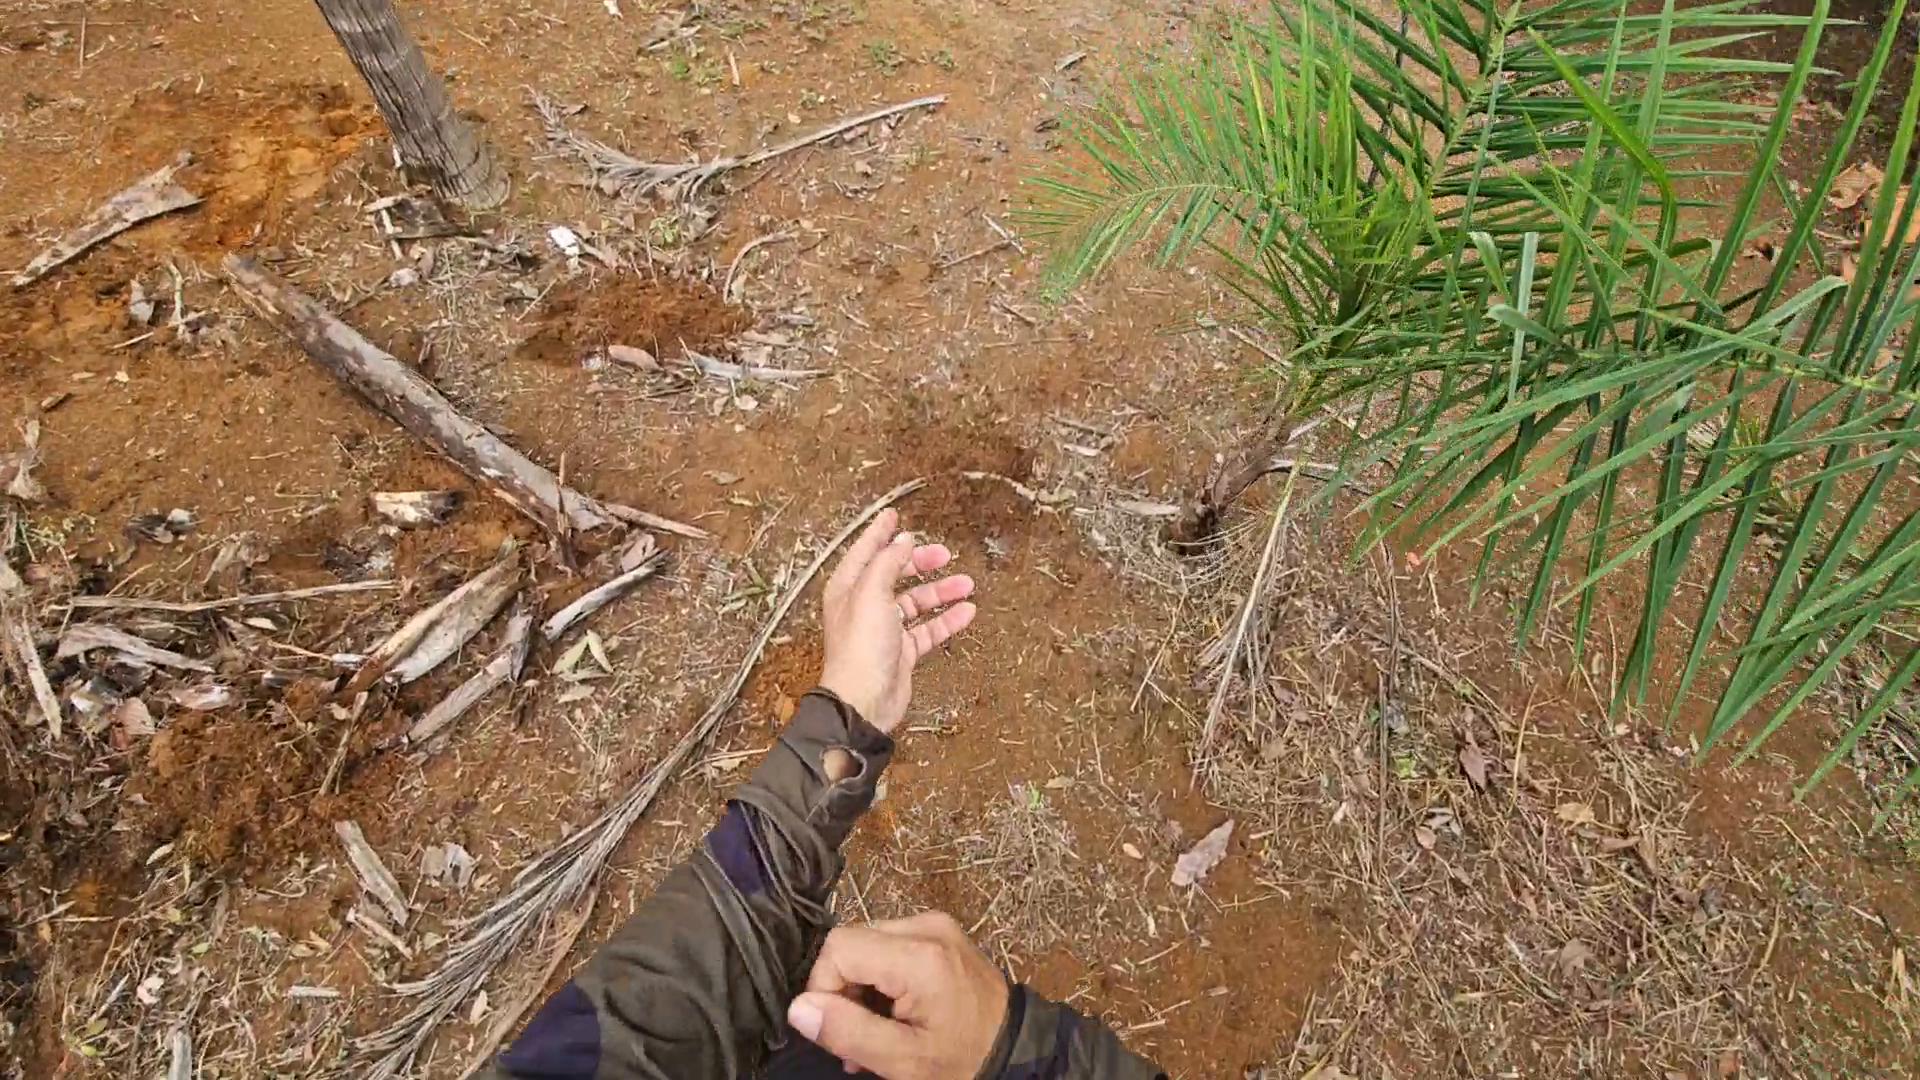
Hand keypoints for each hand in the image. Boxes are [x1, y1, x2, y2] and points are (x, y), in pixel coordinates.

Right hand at [786, 913, 1009, 1079]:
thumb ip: (848, 1030)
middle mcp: (925, 925)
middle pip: (853, 940)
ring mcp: (935, 922)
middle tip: (855, 1039)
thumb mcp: (903, 1060)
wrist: (1018, 1047)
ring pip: (869, 940)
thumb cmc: (962, 1061)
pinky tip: (893, 1007)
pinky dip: (881, 973)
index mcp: (918, 955)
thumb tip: (798, 1008)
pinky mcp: (939, 928)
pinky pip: (890, 940)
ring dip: (860, 983)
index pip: (840, 946)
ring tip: (875, 1029)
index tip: (835, 1029)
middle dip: (842, 988)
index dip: (823, 986)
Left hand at [818, 508, 975, 734]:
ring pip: (917, 602)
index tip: (894, 515)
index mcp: (849, 588)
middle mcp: (865, 605)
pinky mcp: (903, 651)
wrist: (865, 700)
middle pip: (896, 574)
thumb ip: (888, 562)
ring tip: (966, 584)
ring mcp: (885, 629)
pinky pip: (929, 629)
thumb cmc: (860, 647)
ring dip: (941, 591)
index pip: (866, 551)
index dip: (881, 532)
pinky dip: (947, 620)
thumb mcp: (871, 593)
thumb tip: (903, 540)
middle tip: (944, 554)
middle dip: (920, 562)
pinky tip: (966, 611)